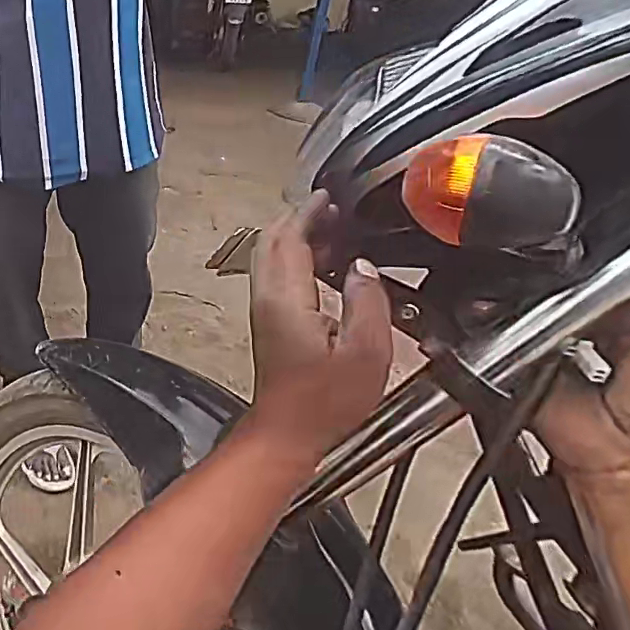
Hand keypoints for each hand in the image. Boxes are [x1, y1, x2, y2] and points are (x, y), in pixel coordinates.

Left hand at [244, 191, 392, 456]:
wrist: (287, 432)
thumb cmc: (325, 401)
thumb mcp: (366, 353)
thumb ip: (367, 302)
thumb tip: (363, 267)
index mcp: (286, 298)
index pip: (290, 238)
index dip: (308, 213)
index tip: (329, 198)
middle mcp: (266, 297)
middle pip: (272, 241)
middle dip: (300, 219)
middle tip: (334, 211)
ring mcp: (262, 309)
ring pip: (270, 256)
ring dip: (296, 238)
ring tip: (335, 233)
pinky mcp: (267, 322)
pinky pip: (276, 275)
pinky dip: (295, 258)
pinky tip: (325, 267)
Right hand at [532, 239, 629, 499]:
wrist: (620, 462)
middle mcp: (604, 326)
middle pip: (587, 279)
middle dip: (587, 267)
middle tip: (598, 273)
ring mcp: (562, 341)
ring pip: (547, 299)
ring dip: (549, 293)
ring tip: (564, 300)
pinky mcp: (528, 356)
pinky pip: (515, 327)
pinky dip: (516, 320)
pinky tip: (528, 314)